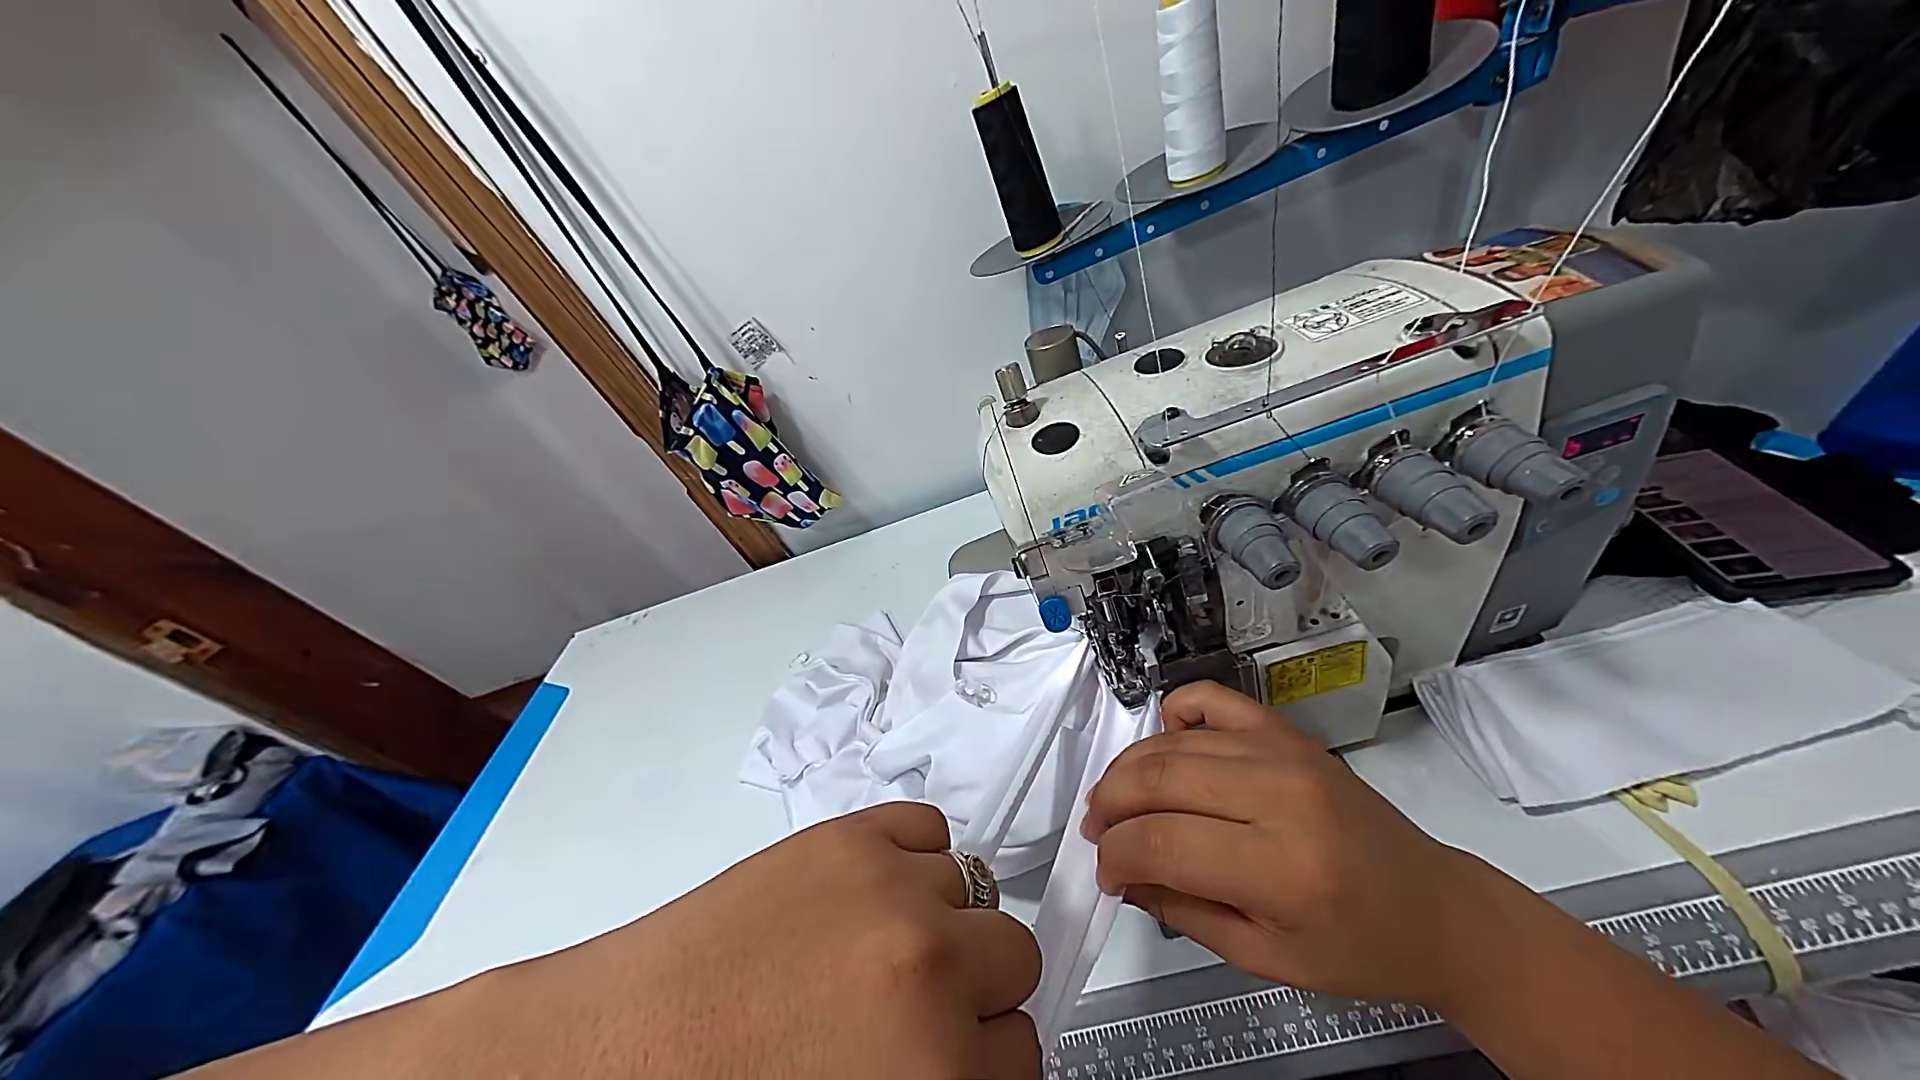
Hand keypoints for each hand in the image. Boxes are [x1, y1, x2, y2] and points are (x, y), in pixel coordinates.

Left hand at [490, 801, 1043, 1077]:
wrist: (617, 1060)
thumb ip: (945, 1077)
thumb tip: (982, 1046)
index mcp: (939, 1067)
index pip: (1024, 1048)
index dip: (984, 1053)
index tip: (959, 1047)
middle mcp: (929, 965)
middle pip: (1014, 955)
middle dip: (975, 983)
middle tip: (921, 998)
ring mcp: (887, 886)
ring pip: (973, 886)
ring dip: (940, 915)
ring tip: (882, 943)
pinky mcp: (846, 834)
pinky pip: (927, 825)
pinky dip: (914, 853)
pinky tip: (875, 889)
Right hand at [1083, 681, 1504, 1009]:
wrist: (1437, 910)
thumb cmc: (1360, 948)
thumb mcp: (1264, 959)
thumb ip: (1182, 910)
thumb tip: (1124, 872)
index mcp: (1280, 870)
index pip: (1161, 843)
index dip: (1116, 855)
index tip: (1106, 871)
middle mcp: (1280, 797)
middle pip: (1158, 779)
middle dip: (1109, 804)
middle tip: (1097, 829)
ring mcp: (1284, 754)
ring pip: (1174, 743)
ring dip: (1129, 768)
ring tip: (1116, 797)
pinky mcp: (1288, 733)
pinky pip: (1214, 699)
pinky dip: (1176, 710)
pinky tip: (1164, 737)